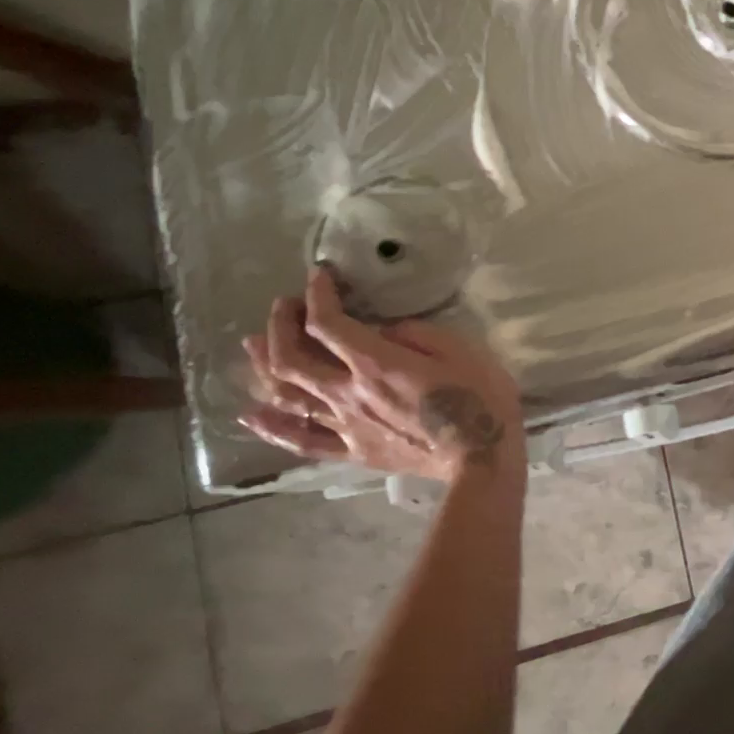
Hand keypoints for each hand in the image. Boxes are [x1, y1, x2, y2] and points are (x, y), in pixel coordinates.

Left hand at [239, 269, 522, 481]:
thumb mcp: (463, 351)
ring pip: (286, 396)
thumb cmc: (480, 399)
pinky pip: (301, 440)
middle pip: (290, 359)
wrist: (481, 458)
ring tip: (254, 346)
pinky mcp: (352, 451)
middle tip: (284, 306)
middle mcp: (347, 393)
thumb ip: (419, 334)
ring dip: (263, 367)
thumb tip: (387, 332)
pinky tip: (252, 416)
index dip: (318, 295)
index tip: (320, 275)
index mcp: (376, 364)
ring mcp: (344, 425)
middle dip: (280, 326)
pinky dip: (273, 426)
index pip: (329, 324)